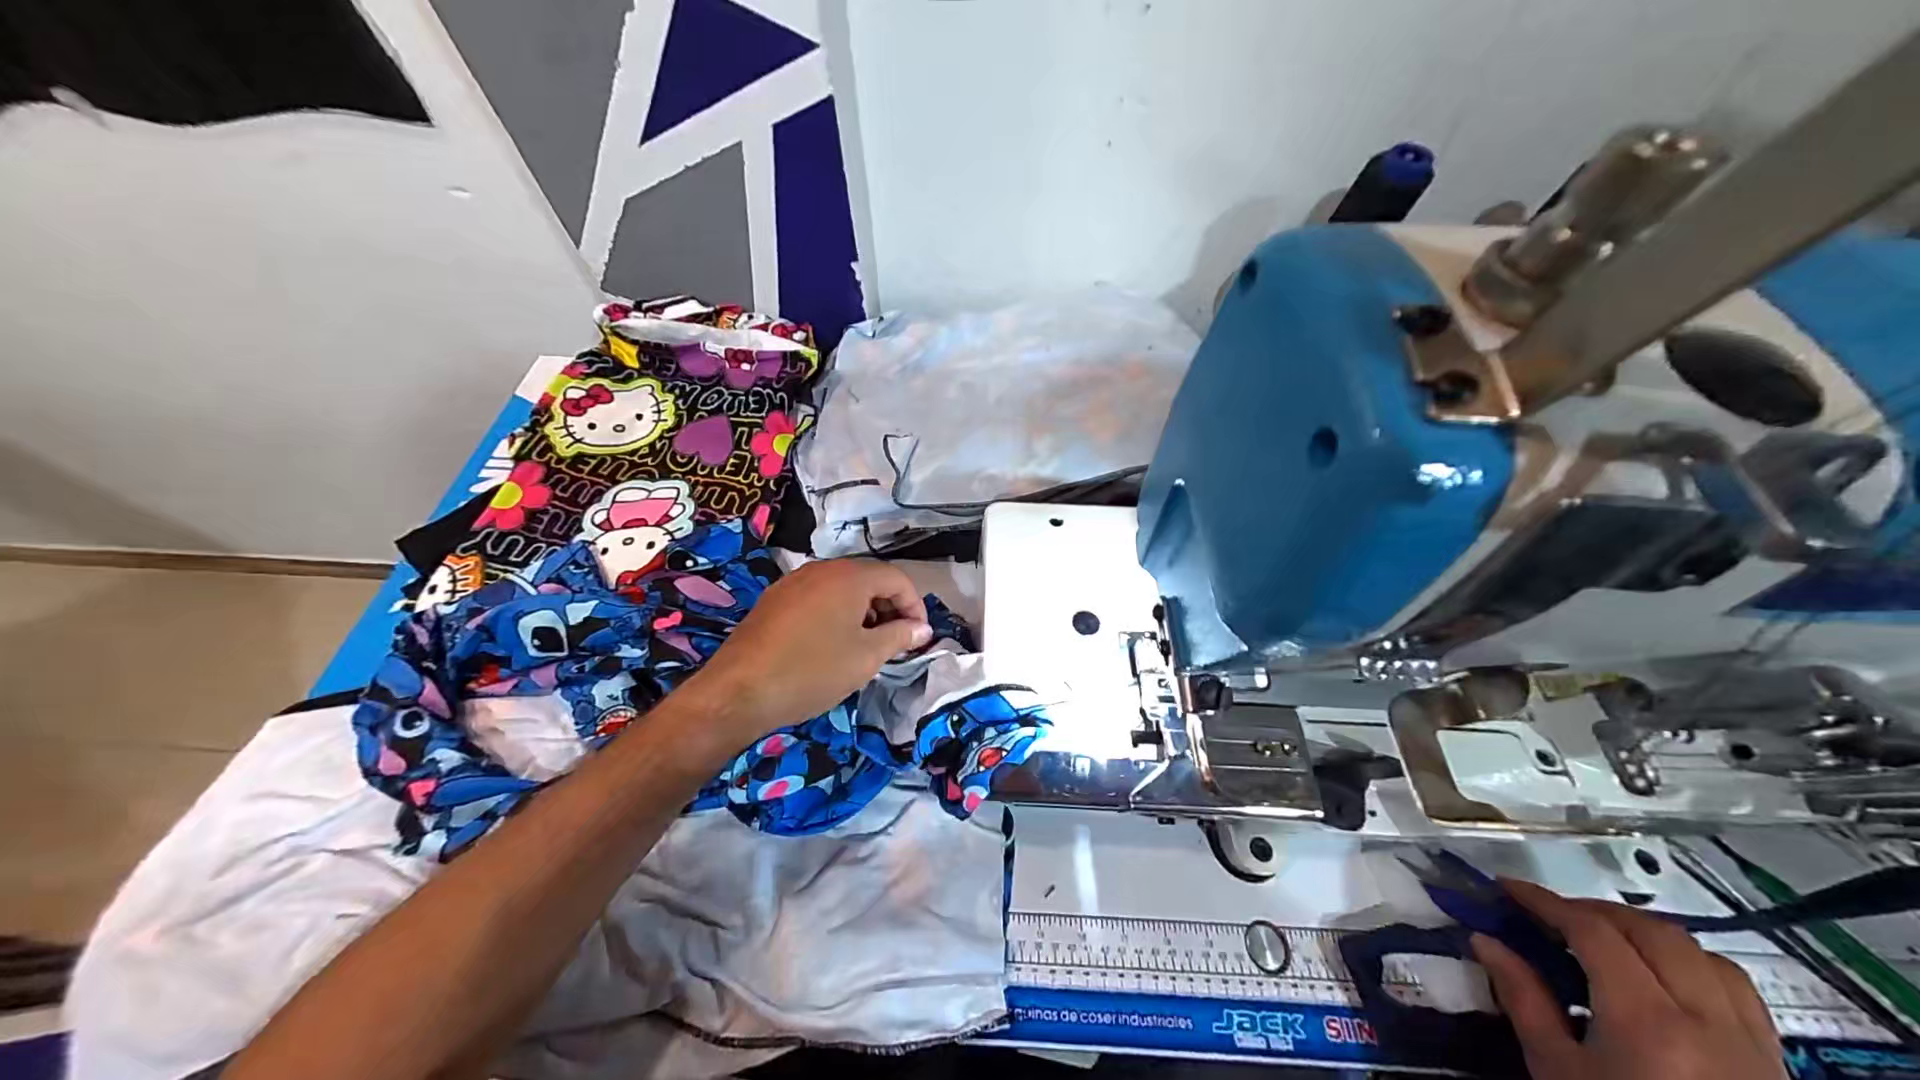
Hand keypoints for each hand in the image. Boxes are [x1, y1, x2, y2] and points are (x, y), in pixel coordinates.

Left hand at [674, 559, 931, 741]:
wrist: (739, 691)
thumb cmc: (813, 671)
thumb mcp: (866, 657)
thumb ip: (899, 636)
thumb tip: (921, 628)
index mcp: (849, 576)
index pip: (896, 578)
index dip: (914, 606)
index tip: (918, 638)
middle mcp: (822, 569)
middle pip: (868, 580)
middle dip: (889, 609)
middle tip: (895, 644)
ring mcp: (794, 583)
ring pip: (841, 590)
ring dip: (862, 613)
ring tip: (865, 649)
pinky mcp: (774, 600)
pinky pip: (817, 599)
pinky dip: (835, 616)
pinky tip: (831, 647)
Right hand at [1471, 880, 1786, 1079]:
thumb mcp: (1556, 1069)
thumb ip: (1523, 998)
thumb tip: (1485, 940)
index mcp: (1647, 1021)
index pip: (1592, 931)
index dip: (1544, 901)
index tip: (1506, 889)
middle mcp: (1707, 1019)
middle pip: (1650, 931)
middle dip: (1592, 910)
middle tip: (1549, 914)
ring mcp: (1750, 1040)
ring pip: (1699, 952)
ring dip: (1644, 932)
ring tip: (1604, 939)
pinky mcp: (1773, 1060)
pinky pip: (1735, 987)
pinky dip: (1690, 962)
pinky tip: (1660, 974)